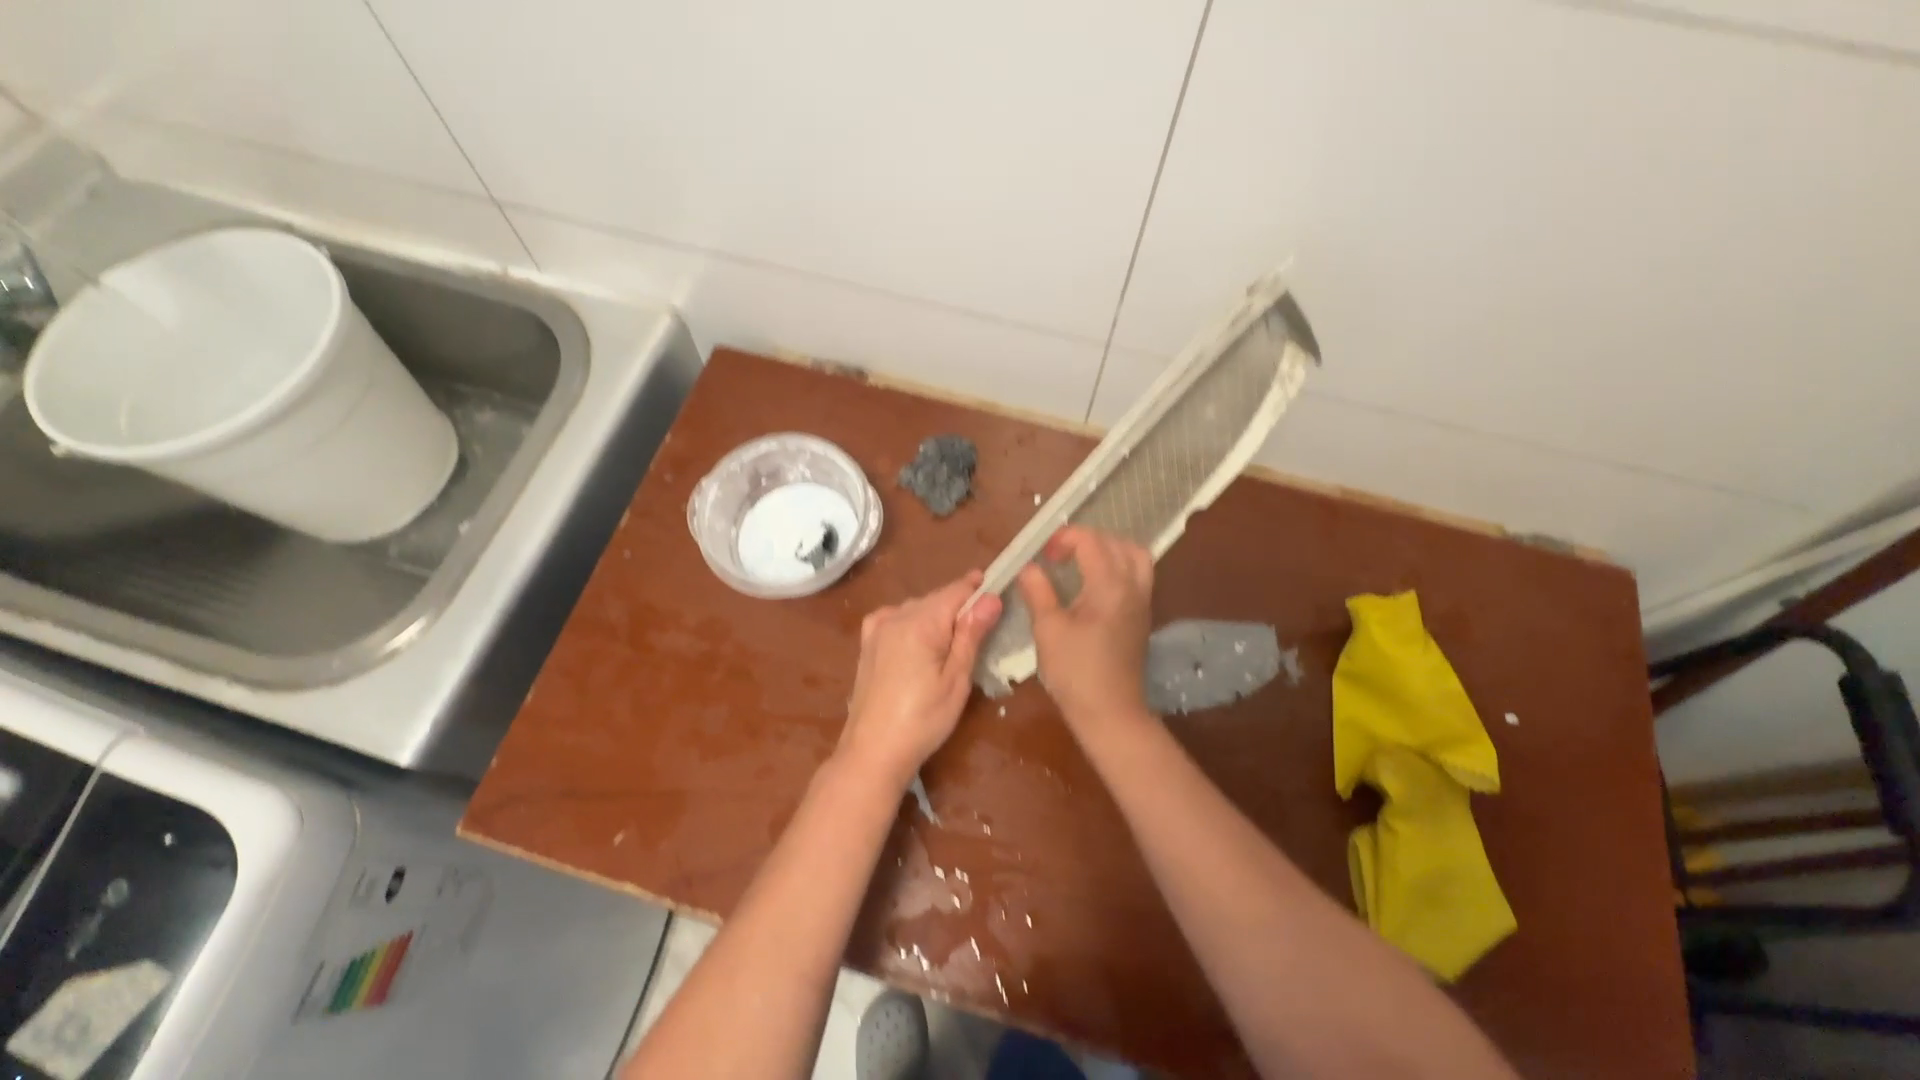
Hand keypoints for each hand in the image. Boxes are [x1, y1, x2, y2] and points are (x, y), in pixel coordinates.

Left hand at [839, 571, 1002, 787]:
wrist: (873, 752)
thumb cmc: (923, 721)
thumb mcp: (956, 680)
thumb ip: (971, 635)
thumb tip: (991, 597)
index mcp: (920, 623)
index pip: (957, 590)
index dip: (980, 589)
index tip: (1001, 592)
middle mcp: (895, 616)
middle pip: (937, 598)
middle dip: (960, 605)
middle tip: (985, 625)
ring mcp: (877, 628)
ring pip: (917, 608)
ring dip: (938, 616)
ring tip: (957, 639)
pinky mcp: (868, 643)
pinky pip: (897, 618)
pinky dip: (914, 622)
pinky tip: (922, 641)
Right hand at [1017, 527, 1155, 732]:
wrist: (1110, 713)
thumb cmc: (1075, 672)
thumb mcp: (1048, 630)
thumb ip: (1039, 592)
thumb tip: (1029, 567)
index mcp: (1109, 585)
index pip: (1091, 541)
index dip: (1064, 538)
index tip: (1043, 554)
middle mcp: (1132, 586)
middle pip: (1117, 542)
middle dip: (1086, 539)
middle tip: (1059, 555)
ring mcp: (1142, 602)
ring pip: (1135, 557)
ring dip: (1108, 550)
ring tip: (1081, 563)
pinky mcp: (1141, 617)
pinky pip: (1137, 576)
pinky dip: (1118, 567)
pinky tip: (1094, 585)